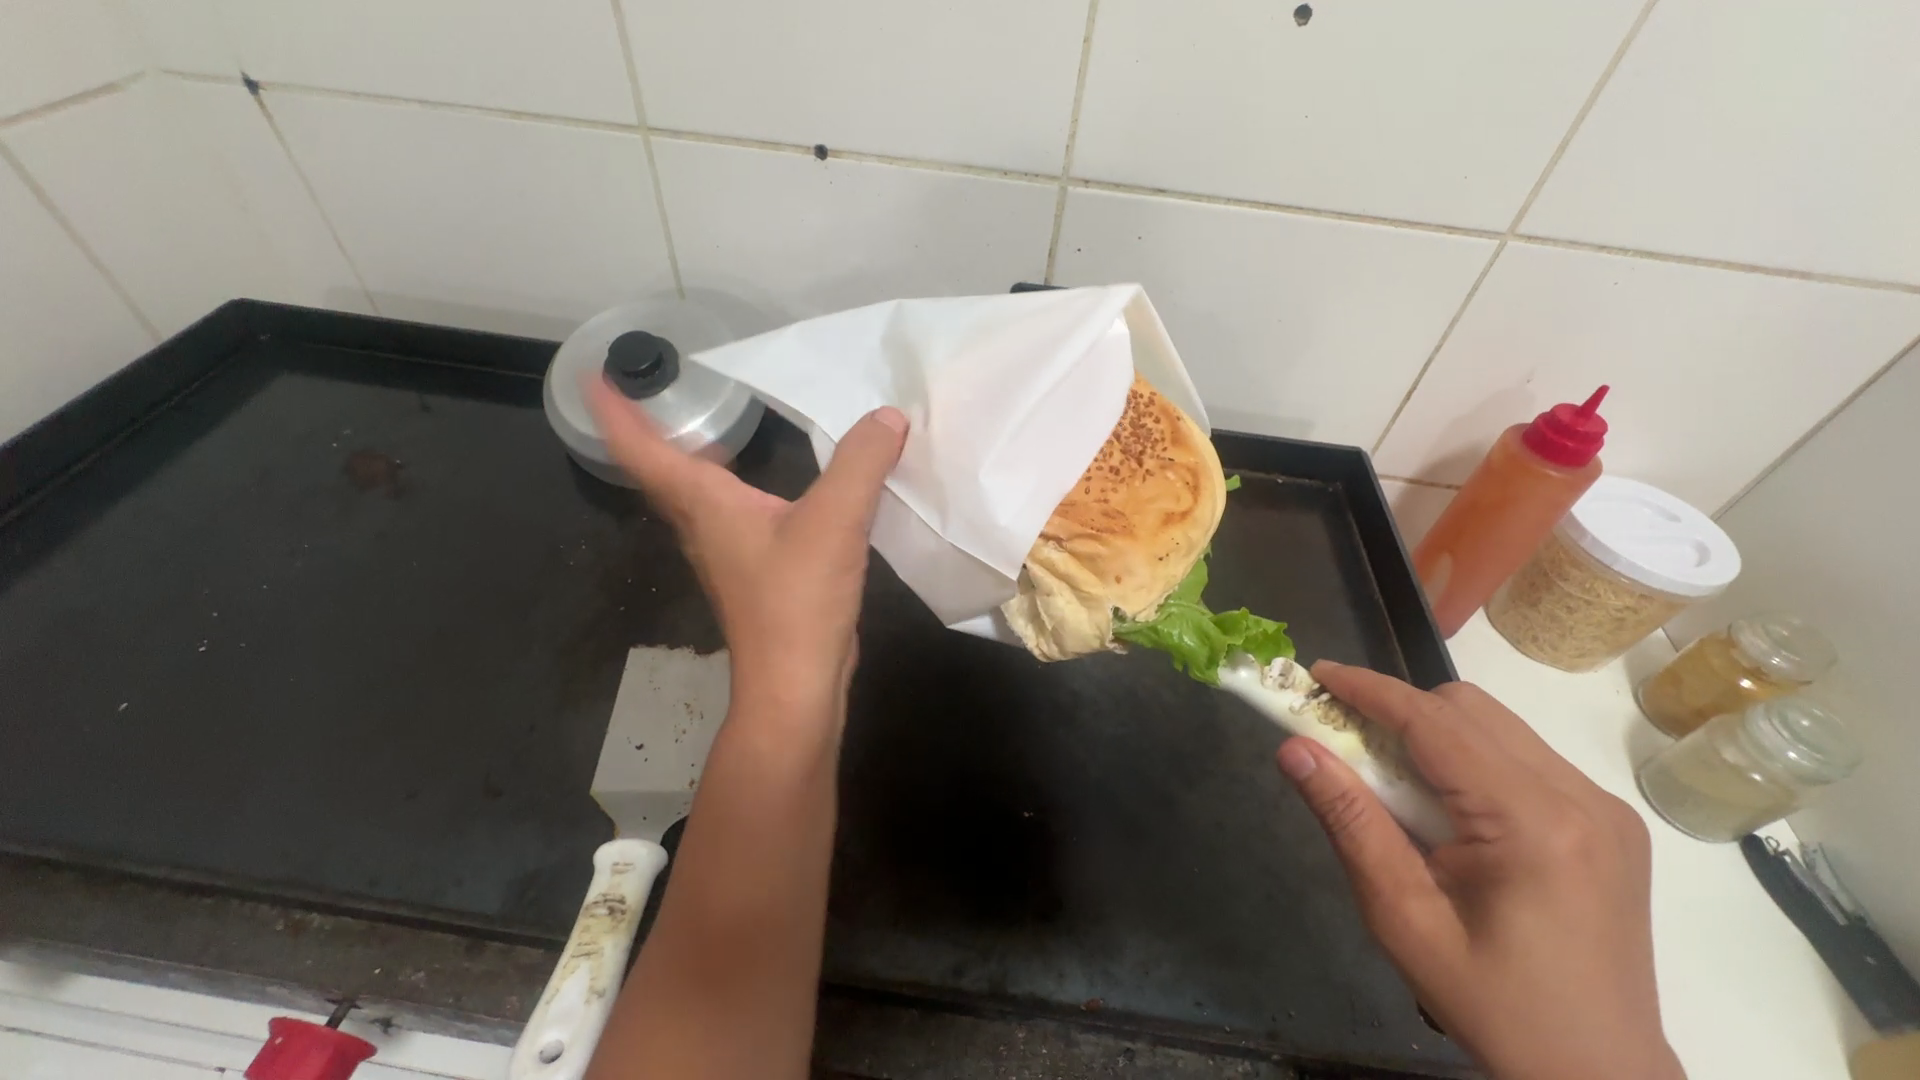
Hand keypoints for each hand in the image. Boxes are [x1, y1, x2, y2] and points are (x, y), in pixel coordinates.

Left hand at [587, 378, 907, 710]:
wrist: (796, 684)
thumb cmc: (797, 601)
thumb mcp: (835, 521)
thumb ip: (861, 462)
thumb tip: (887, 415)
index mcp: (705, 505)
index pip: (643, 450)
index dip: (617, 410)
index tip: (597, 372)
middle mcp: (704, 526)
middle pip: (662, 471)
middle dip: (648, 429)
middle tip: (651, 387)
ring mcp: (727, 554)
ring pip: (695, 496)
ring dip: (687, 458)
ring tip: (700, 422)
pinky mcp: (754, 574)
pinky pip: (730, 515)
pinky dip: (730, 487)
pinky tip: (759, 485)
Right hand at [1275, 662, 1684, 1079]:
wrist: (1595, 1073)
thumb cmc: (1489, 1001)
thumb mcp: (1401, 916)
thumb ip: (1349, 821)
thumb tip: (1294, 748)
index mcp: (1533, 823)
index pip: (1436, 723)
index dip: (1369, 690)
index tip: (1315, 673)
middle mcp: (1582, 798)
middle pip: (1470, 710)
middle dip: (1398, 709)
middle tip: (1342, 737)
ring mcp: (1604, 809)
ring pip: (1498, 727)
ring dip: (1433, 733)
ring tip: (1389, 778)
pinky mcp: (1609, 823)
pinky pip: (1524, 758)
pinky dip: (1469, 759)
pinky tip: (1445, 807)